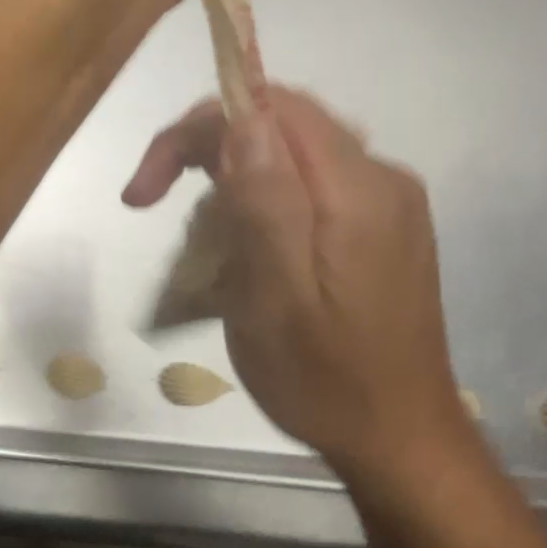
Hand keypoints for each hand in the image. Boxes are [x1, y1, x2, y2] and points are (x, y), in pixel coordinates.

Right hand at [124, 88, 476, 476]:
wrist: (399, 438)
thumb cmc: (322, 376)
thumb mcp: (275, 295)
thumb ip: (263, 201)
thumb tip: (241, 120)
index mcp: (355, 191)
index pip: (269, 109)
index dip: (197, 128)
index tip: (148, 187)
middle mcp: (380, 179)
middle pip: (279, 123)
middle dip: (205, 149)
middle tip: (152, 201)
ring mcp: (386, 203)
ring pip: (289, 152)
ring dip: (229, 178)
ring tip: (200, 240)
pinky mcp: (381, 227)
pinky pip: (308, 184)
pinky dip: (260, 199)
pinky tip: (245, 248)